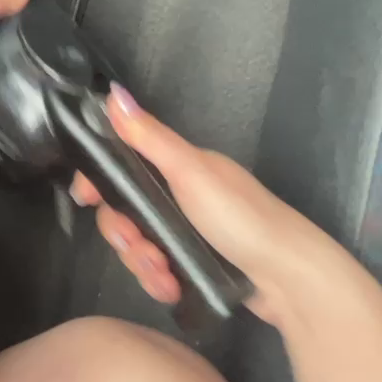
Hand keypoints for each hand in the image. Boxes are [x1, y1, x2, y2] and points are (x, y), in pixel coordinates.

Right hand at [72, 85, 347, 324]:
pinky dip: (157, 280)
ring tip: (161, 274)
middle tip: (136, 246)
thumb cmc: (242, 218)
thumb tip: (112, 93)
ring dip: (140, 261)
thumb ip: (149, 137)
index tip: (87, 199)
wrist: (294, 281)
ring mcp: (187, 233)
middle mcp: (179, 196)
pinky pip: (157, 270)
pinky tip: (169, 288)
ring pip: (137, 243)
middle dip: (122, 232)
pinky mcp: (194, 265)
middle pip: (124, 210)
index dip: (99, 180)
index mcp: (178, 167)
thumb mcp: (191, 172)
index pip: (122, 165)